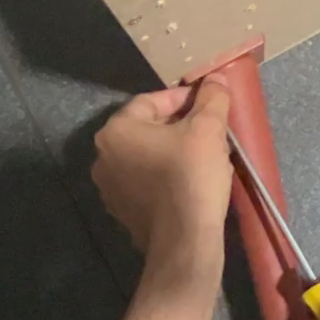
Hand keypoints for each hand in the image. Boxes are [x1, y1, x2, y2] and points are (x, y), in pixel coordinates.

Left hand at [91, 76, 232, 256]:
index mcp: (116, 131)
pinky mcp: (122, 211)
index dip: (184, 99)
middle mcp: (103, 156)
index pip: (151, 101)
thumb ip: (211, 98)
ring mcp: (109, 187)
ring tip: (204, 155)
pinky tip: (190, 181)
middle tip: (210, 130)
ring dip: (172, 150)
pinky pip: (145, 182)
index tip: (209, 105)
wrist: (184, 240)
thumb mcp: (208, 129)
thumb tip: (216, 79)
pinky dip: (165, 175)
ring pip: (146, 156)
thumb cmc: (191, 175)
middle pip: (147, 128)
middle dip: (179, 125)